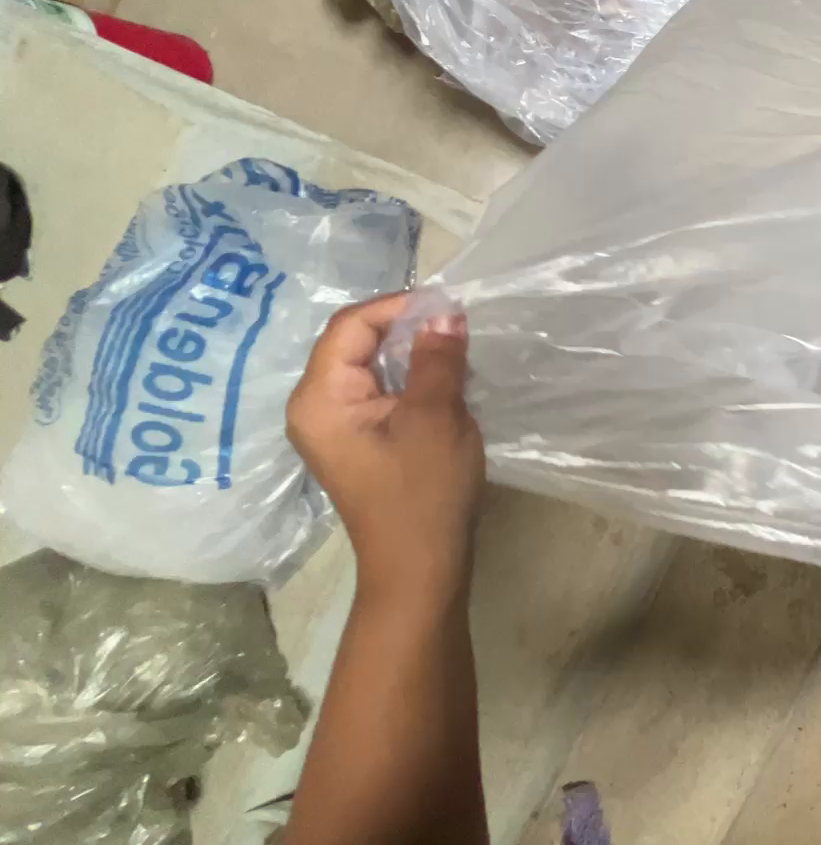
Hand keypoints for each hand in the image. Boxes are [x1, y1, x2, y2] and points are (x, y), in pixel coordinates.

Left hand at [287, 293, 484, 598]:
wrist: (422, 559)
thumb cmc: (424, 489)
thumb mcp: (436, 417)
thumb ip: (437, 360)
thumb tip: (445, 313)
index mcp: (320, 399)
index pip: (349, 328)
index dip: (397, 306)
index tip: (451, 303)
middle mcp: (318, 406)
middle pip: (356, 343)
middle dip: (408, 325)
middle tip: (461, 321)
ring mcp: (339, 424)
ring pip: (374, 365)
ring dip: (415, 350)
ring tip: (460, 345)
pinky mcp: (365, 438)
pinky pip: (385, 389)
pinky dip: (416, 375)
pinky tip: (449, 377)